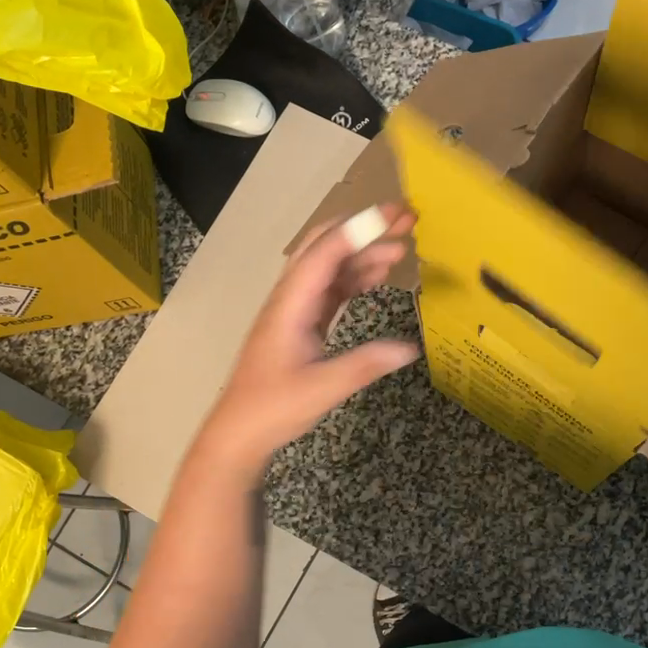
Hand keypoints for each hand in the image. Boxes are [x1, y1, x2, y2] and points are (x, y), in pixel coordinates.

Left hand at [193, 204, 420, 475]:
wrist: (238, 432)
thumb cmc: (273, 409)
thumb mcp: (322, 389)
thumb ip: (365, 365)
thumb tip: (409, 348)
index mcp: (290, 305)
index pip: (325, 252)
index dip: (360, 229)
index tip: (395, 215)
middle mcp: (290, 299)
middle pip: (324, 248)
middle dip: (363, 230)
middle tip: (404, 223)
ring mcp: (293, 311)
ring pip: (328, 269)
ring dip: (361, 255)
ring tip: (400, 250)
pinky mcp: (299, 325)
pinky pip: (328, 291)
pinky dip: (353, 279)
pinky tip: (376, 278)